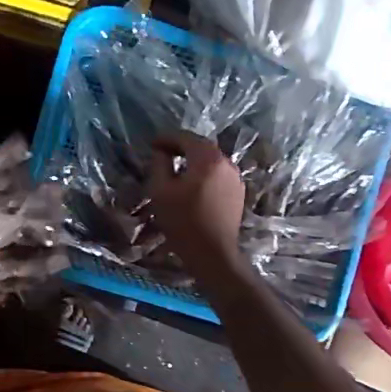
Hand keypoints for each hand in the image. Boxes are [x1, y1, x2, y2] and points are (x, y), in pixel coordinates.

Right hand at [148, 132, 245, 272]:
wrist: (213, 253)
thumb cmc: (183, 221)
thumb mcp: (161, 190)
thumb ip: (160, 164)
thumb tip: (162, 153)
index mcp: (208, 159)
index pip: (186, 138)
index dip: (167, 138)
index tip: (152, 144)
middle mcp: (226, 163)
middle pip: (201, 146)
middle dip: (181, 146)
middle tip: (162, 152)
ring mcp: (236, 178)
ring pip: (211, 160)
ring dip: (193, 159)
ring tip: (176, 167)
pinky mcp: (238, 192)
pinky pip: (218, 174)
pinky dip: (203, 172)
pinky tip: (192, 183)